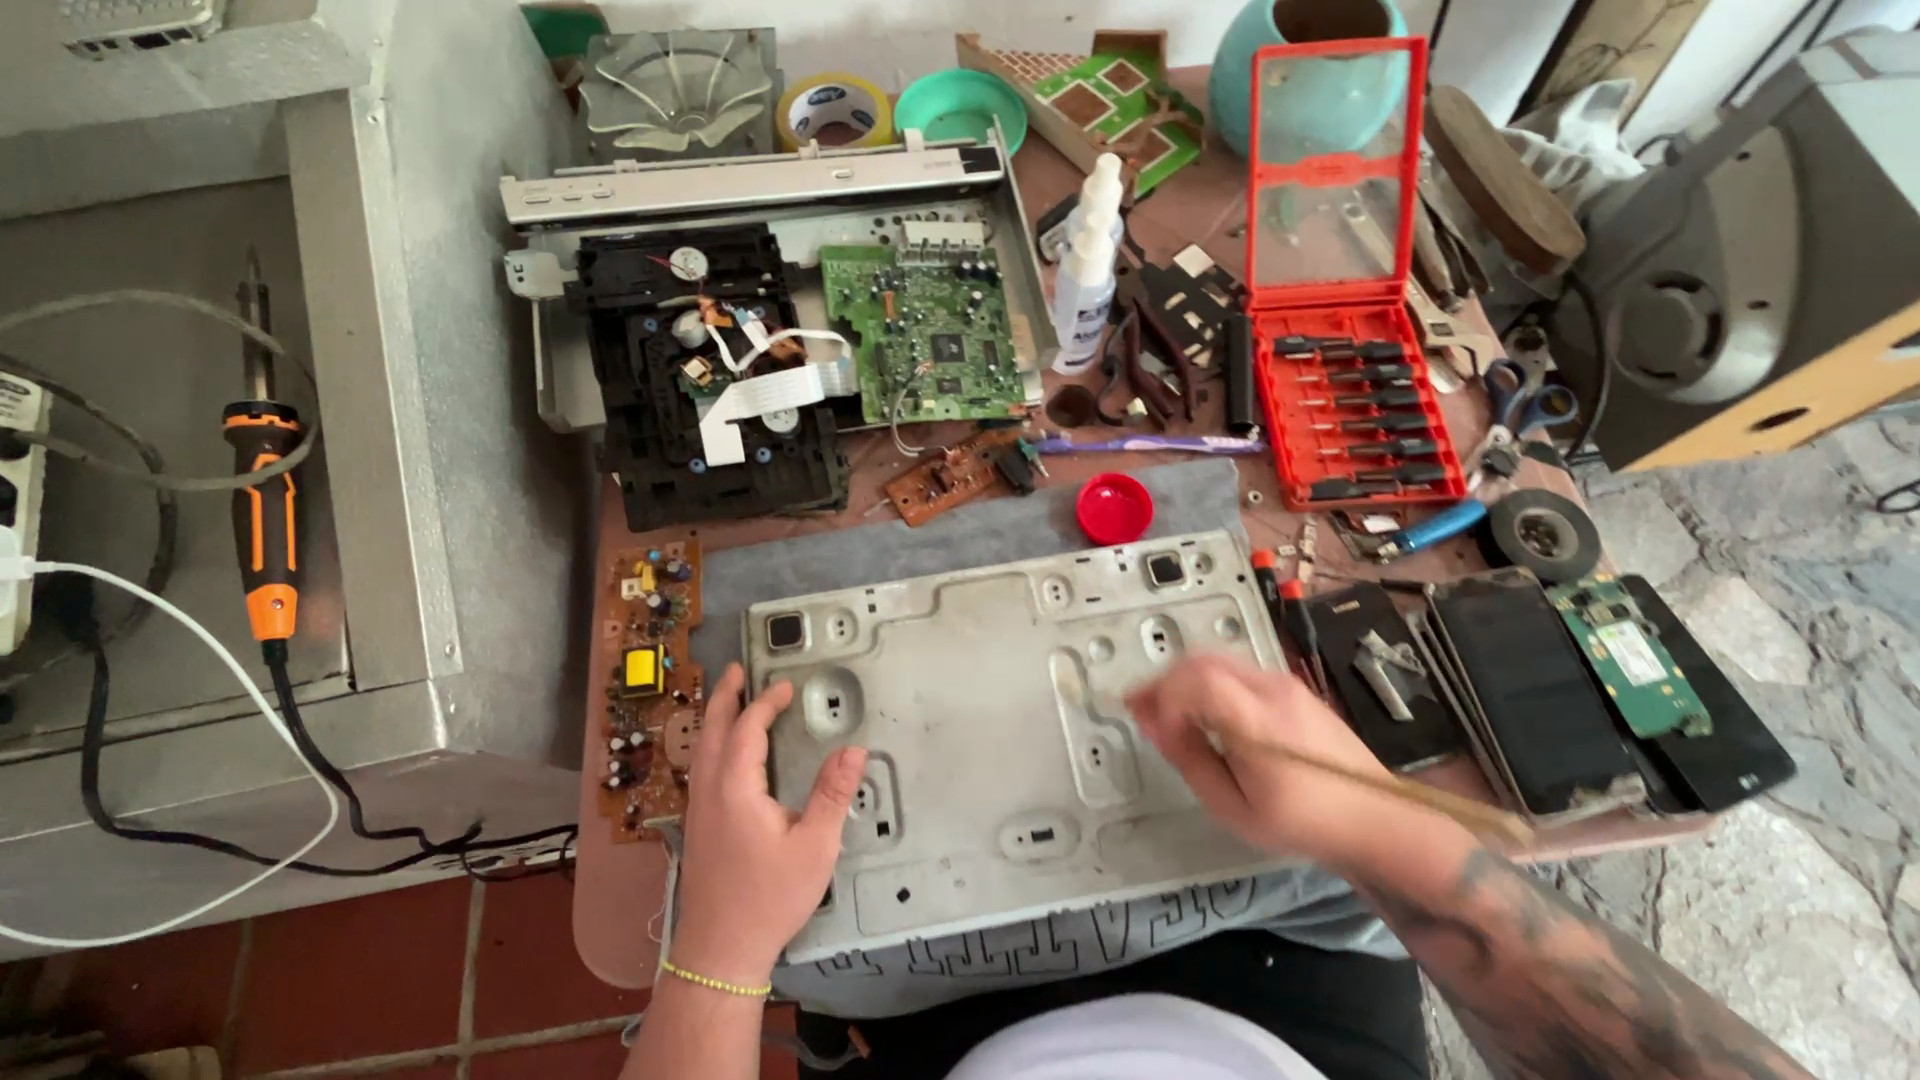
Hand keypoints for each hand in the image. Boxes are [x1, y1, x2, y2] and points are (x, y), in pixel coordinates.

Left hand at [669, 664, 866, 985]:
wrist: (720, 950)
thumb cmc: (769, 897)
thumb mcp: (815, 845)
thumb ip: (833, 793)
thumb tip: (854, 749)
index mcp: (735, 789)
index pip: (747, 730)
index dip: (765, 703)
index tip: (784, 686)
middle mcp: (709, 792)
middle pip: (711, 731)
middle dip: (723, 697)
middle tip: (735, 670)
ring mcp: (697, 811)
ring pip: (700, 750)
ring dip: (713, 718)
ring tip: (727, 699)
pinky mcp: (697, 828)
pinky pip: (700, 768)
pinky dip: (711, 743)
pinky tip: (722, 753)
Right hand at [1125, 653, 1401, 868]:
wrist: (1378, 818)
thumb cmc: (1303, 823)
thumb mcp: (1234, 807)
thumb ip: (1189, 760)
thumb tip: (1153, 724)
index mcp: (1258, 720)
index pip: (1196, 679)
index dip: (1162, 695)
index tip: (1152, 726)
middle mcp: (1272, 689)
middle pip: (1203, 660)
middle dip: (1164, 680)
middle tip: (1141, 709)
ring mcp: (1286, 683)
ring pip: (1219, 660)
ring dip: (1185, 680)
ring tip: (1166, 712)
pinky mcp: (1293, 687)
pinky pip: (1238, 671)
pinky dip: (1209, 683)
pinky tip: (1203, 711)